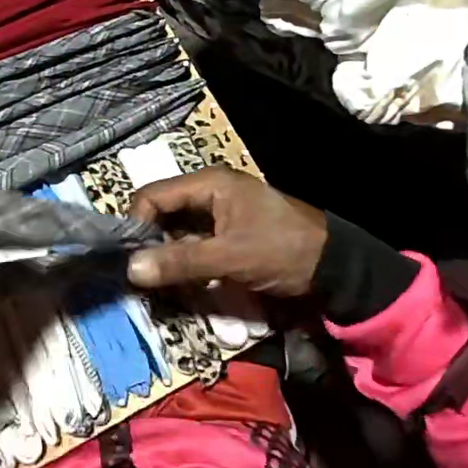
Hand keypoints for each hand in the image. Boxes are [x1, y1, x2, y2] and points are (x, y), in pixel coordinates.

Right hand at [125, 167, 328, 296]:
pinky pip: (193, 242)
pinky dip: (184, 261)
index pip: (152, 196)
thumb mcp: (229, 257)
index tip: (133, 259)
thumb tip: (130, 269)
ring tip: (164, 283)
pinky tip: (183, 282)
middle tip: (147, 275)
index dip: (137, 224)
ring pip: (175, 230)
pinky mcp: (227, 231)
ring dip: (167, 256)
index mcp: (208, 183)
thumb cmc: (282, 251)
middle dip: (151, 243)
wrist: (337, 267)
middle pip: (162, 213)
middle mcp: (209, 191)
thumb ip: (179, 262)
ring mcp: (219, 211)